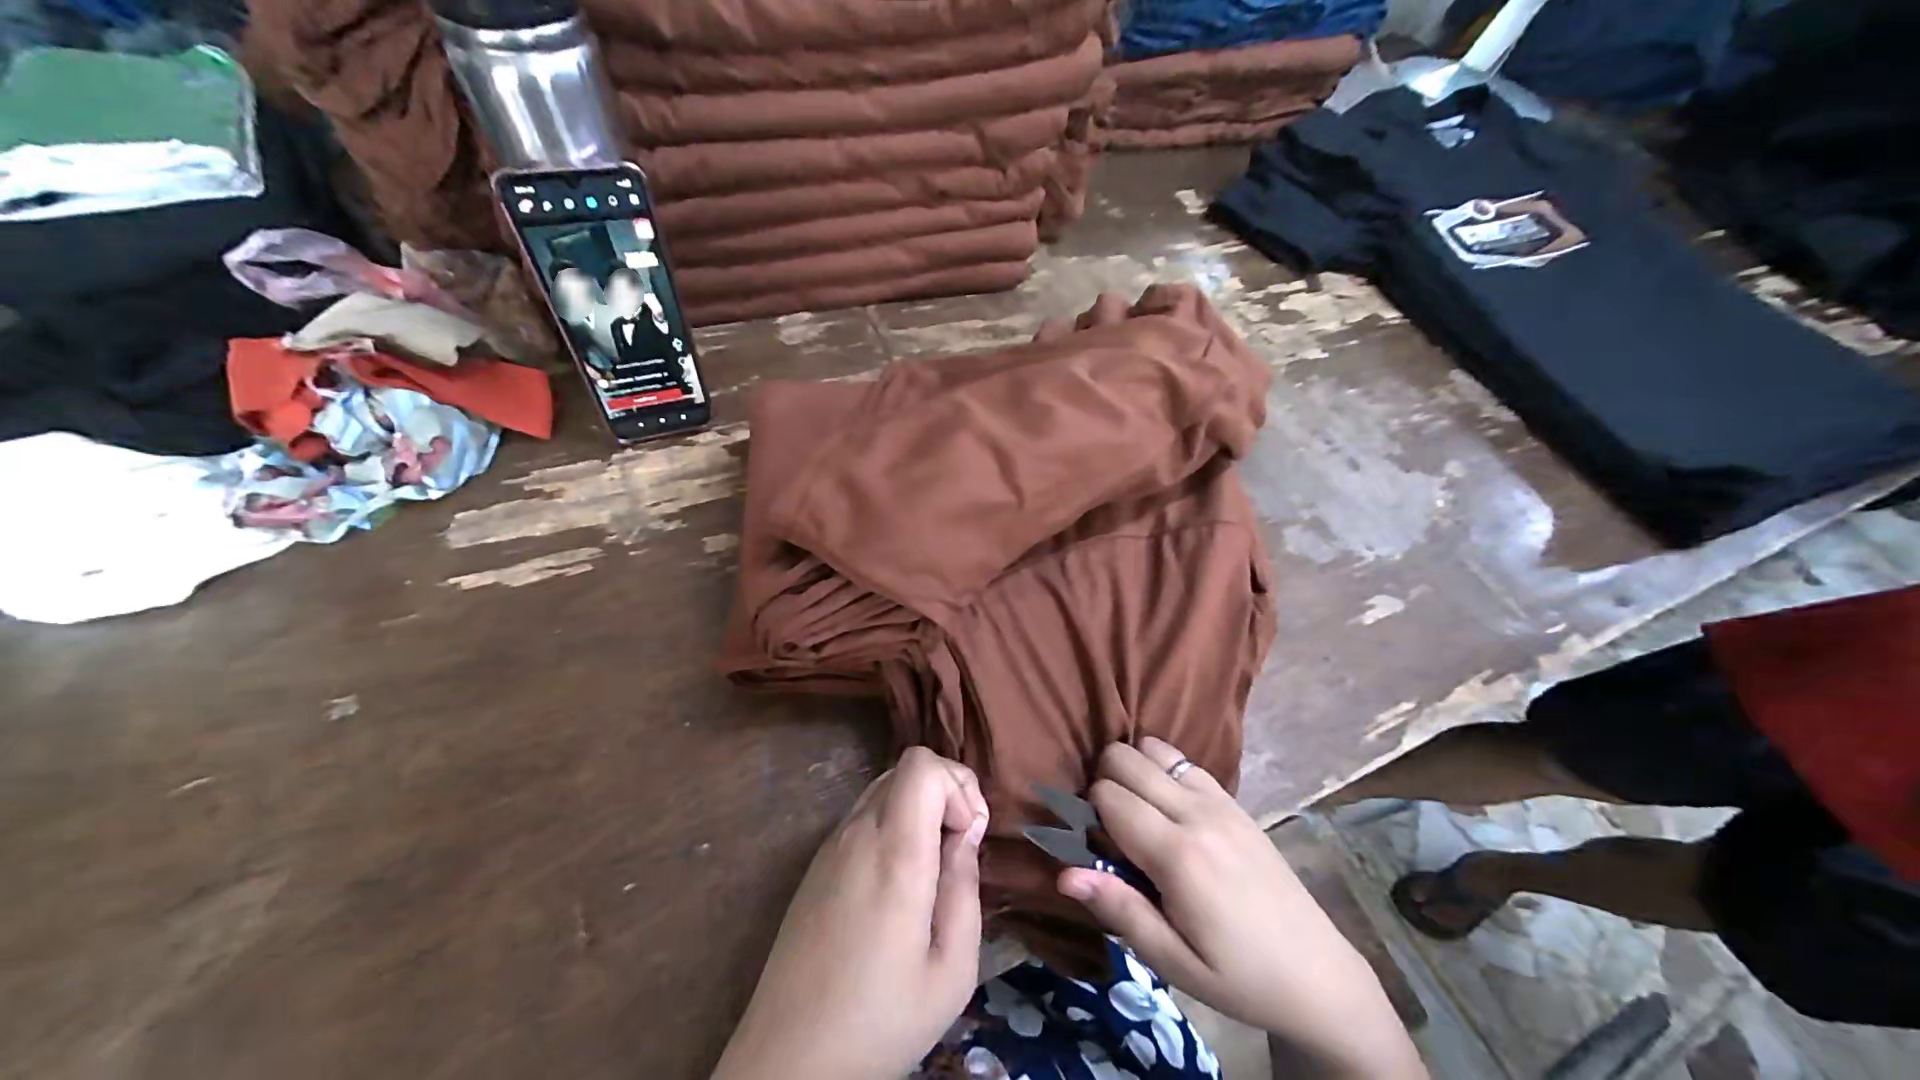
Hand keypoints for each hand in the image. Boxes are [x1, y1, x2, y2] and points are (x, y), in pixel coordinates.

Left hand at [712, 747, 988, 1079]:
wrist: (790, 1059)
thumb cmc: (882, 1019)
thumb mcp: (952, 969)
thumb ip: (964, 886)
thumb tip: (965, 832)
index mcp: (894, 853)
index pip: (922, 765)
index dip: (957, 784)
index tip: (970, 833)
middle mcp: (857, 834)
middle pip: (905, 767)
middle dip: (945, 791)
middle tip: (960, 845)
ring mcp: (829, 846)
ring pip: (883, 787)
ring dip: (918, 807)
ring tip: (933, 864)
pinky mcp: (815, 865)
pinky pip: (861, 816)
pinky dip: (892, 823)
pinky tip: (899, 879)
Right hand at [1058, 739, 1426, 1079]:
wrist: (1318, 974)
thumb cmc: (1238, 977)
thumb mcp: (1173, 963)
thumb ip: (1120, 910)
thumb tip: (1064, 875)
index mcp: (1179, 856)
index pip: (1108, 796)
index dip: (1088, 814)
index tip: (1095, 845)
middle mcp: (1198, 814)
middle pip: (1125, 758)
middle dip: (1104, 782)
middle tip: (1110, 827)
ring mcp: (1220, 802)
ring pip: (1153, 748)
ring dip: (1132, 769)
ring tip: (1135, 811)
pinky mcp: (1235, 802)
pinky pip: (1184, 760)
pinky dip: (1161, 767)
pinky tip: (1164, 805)